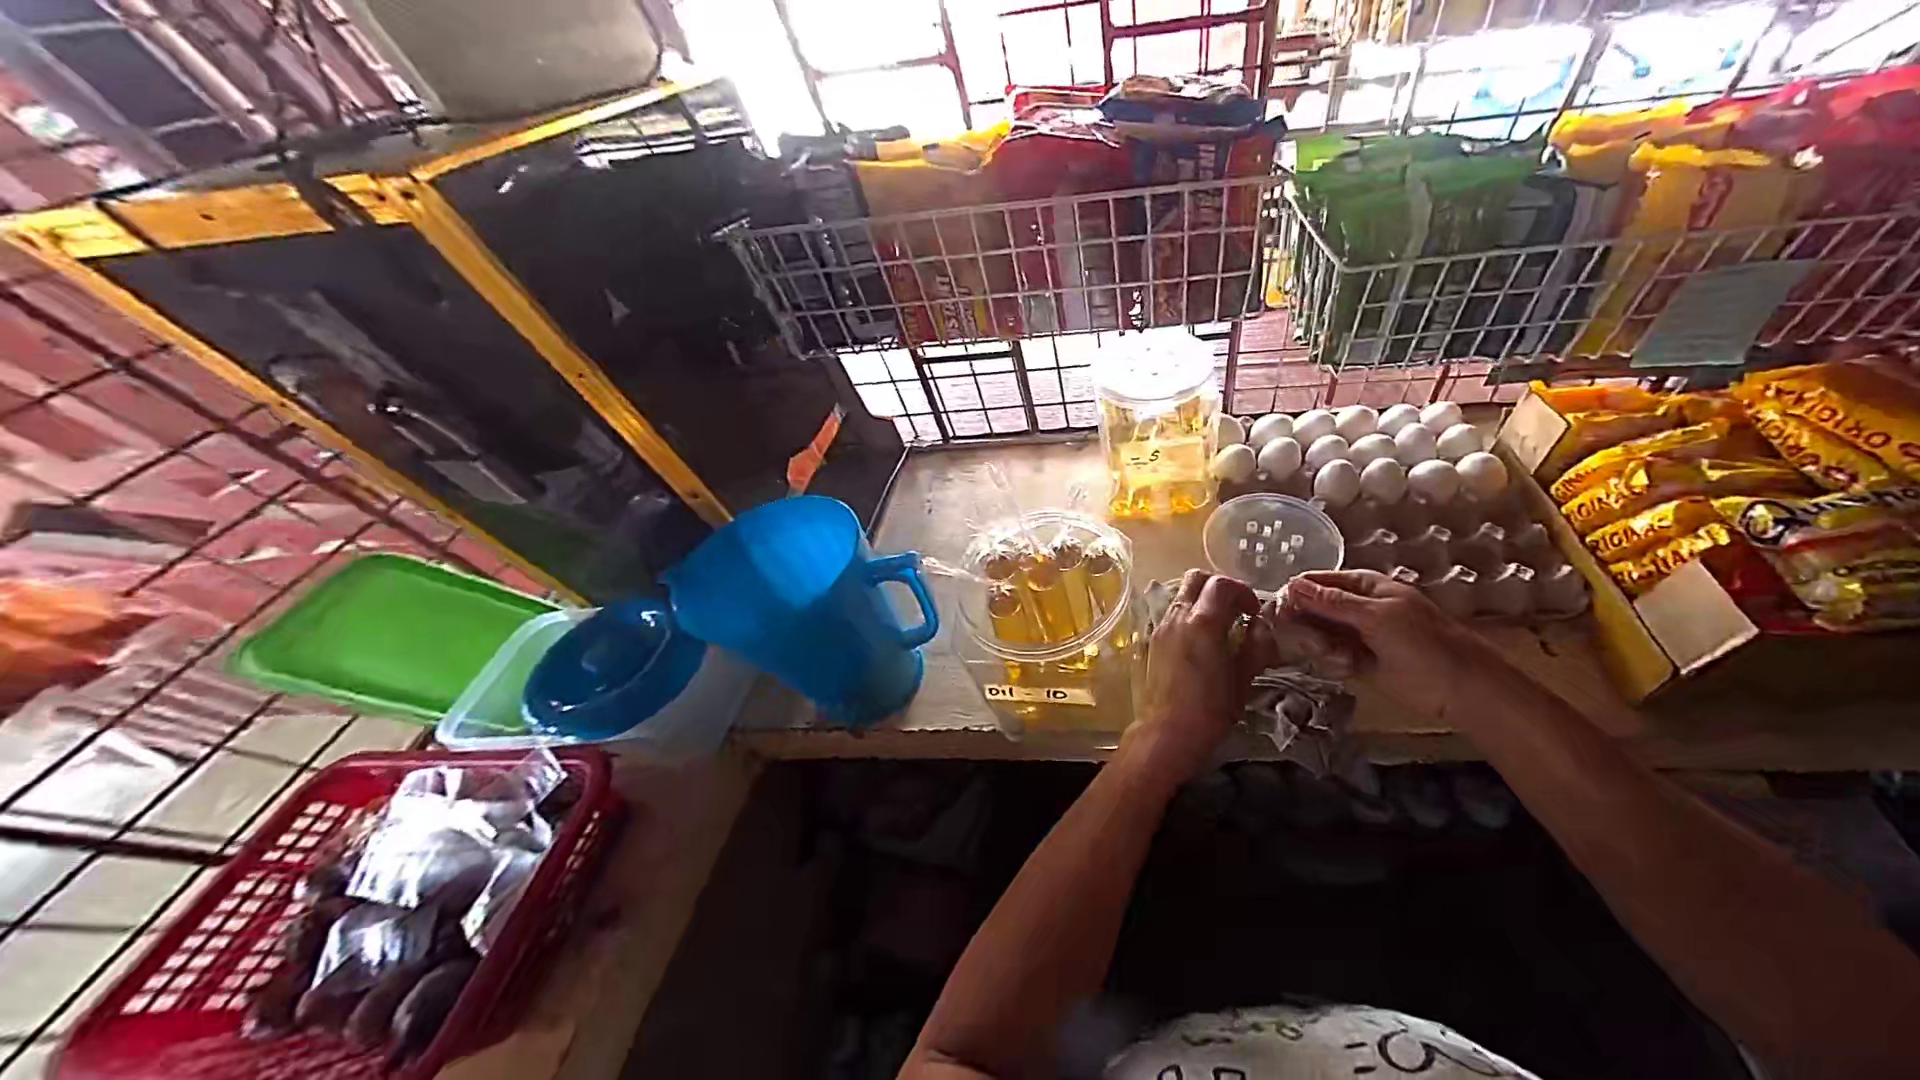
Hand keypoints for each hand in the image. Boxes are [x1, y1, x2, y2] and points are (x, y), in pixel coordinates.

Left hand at [1124, 570, 1275, 786]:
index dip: (1242, 592)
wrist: (1168, 731)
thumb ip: (1255, 645)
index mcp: (1203, 622)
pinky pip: (1172, 614)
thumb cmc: (1211, 708)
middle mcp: (1178, 617)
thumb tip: (1259, 626)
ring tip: (1220, 626)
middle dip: (1219, 587)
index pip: (1222, 584)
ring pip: (1181, 595)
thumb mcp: (1244, 677)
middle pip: (1196, 579)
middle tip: (1236, 609)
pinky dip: (1188, 615)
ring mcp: (1161, 627)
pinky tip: (1201, 640)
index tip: (1253, 611)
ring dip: (1202, 600)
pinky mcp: (1152, 640)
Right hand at [1280, 569, 1492, 721]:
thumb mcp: (1375, 617)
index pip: (1313, 582)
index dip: (1295, 596)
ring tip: (1343, 659)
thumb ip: (1331, 602)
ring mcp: (1353, 634)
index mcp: (1362, 586)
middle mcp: (1353, 607)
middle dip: (1308, 627)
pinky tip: (1349, 668)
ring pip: (1314, 635)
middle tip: (1318, 644)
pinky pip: (1326, 657)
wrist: (1459, 689)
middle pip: (1308, 610)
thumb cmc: (1424, 644)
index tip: (1281, 614)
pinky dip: (1332, 663)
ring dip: (1321, 648)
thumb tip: (1292, 584)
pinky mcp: (1353, 660)